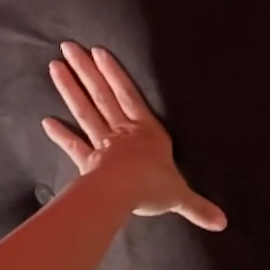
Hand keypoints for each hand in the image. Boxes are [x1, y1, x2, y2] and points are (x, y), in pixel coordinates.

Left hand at [41, 42, 226, 231]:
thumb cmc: (153, 187)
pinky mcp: (87, 161)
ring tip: (55, 67)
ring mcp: (102, 144)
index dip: (114, 73)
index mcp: (147, 131)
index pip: (129, 95)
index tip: (98, 52)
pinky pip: (74, 145)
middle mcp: (123, 132)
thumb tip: (223, 223)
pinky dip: (60, 134)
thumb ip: (198, 206)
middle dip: (86, 71)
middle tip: (69, 47)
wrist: (123, 195)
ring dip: (69, 89)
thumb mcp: (180, 195)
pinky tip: (46, 121)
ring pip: (84, 111)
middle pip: (101, 95)